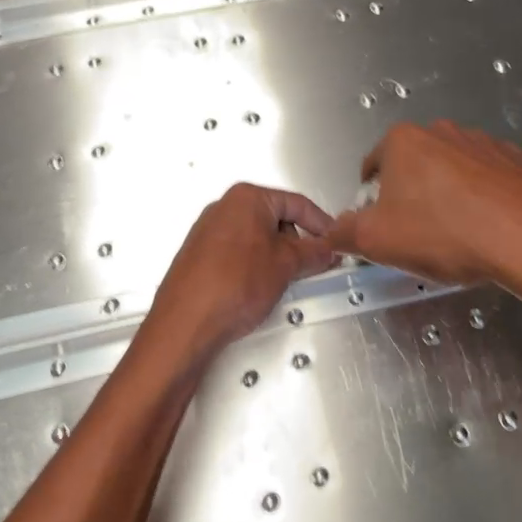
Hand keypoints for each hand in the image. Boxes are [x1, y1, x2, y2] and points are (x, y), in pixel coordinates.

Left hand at [147, 184, 335, 352]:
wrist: (185, 324)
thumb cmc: (237, 284)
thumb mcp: (286, 266)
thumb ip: (314, 252)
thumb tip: (330, 249)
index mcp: (246, 198)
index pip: (297, 203)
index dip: (321, 224)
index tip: (337, 242)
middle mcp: (224, 207)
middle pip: (275, 219)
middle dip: (297, 242)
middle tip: (313, 266)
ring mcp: (208, 231)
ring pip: (256, 237)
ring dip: (276, 257)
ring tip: (285, 282)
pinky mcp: (198, 255)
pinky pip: (238, 252)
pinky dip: (255, 265)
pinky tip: (258, 289)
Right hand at [330, 120, 521, 287]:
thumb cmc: (446, 234)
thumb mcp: (377, 242)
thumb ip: (344, 233)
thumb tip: (331, 233)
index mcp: (402, 142)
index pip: (372, 168)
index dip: (371, 200)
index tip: (383, 226)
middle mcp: (441, 131)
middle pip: (412, 166)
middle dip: (411, 197)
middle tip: (418, 235)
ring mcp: (481, 142)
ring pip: (450, 171)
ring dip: (447, 195)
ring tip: (456, 235)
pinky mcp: (514, 159)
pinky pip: (486, 179)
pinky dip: (482, 198)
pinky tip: (487, 227)